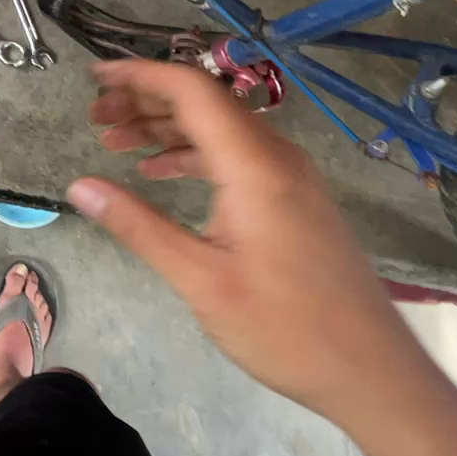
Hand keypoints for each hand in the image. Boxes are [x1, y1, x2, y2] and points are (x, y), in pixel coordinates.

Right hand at [67, 59, 435, 426]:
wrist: (377, 379)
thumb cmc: (286, 329)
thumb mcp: (199, 280)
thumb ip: (137, 226)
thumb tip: (78, 186)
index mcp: (254, 166)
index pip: (191, 91)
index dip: (139, 75)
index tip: (95, 76)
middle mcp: (275, 157)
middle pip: (202, 102)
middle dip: (143, 100)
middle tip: (95, 115)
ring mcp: (289, 176)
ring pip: (216, 127)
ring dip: (163, 126)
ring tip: (114, 140)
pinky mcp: (292, 197)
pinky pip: (232, 153)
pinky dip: (189, 151)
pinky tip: (155, 171)